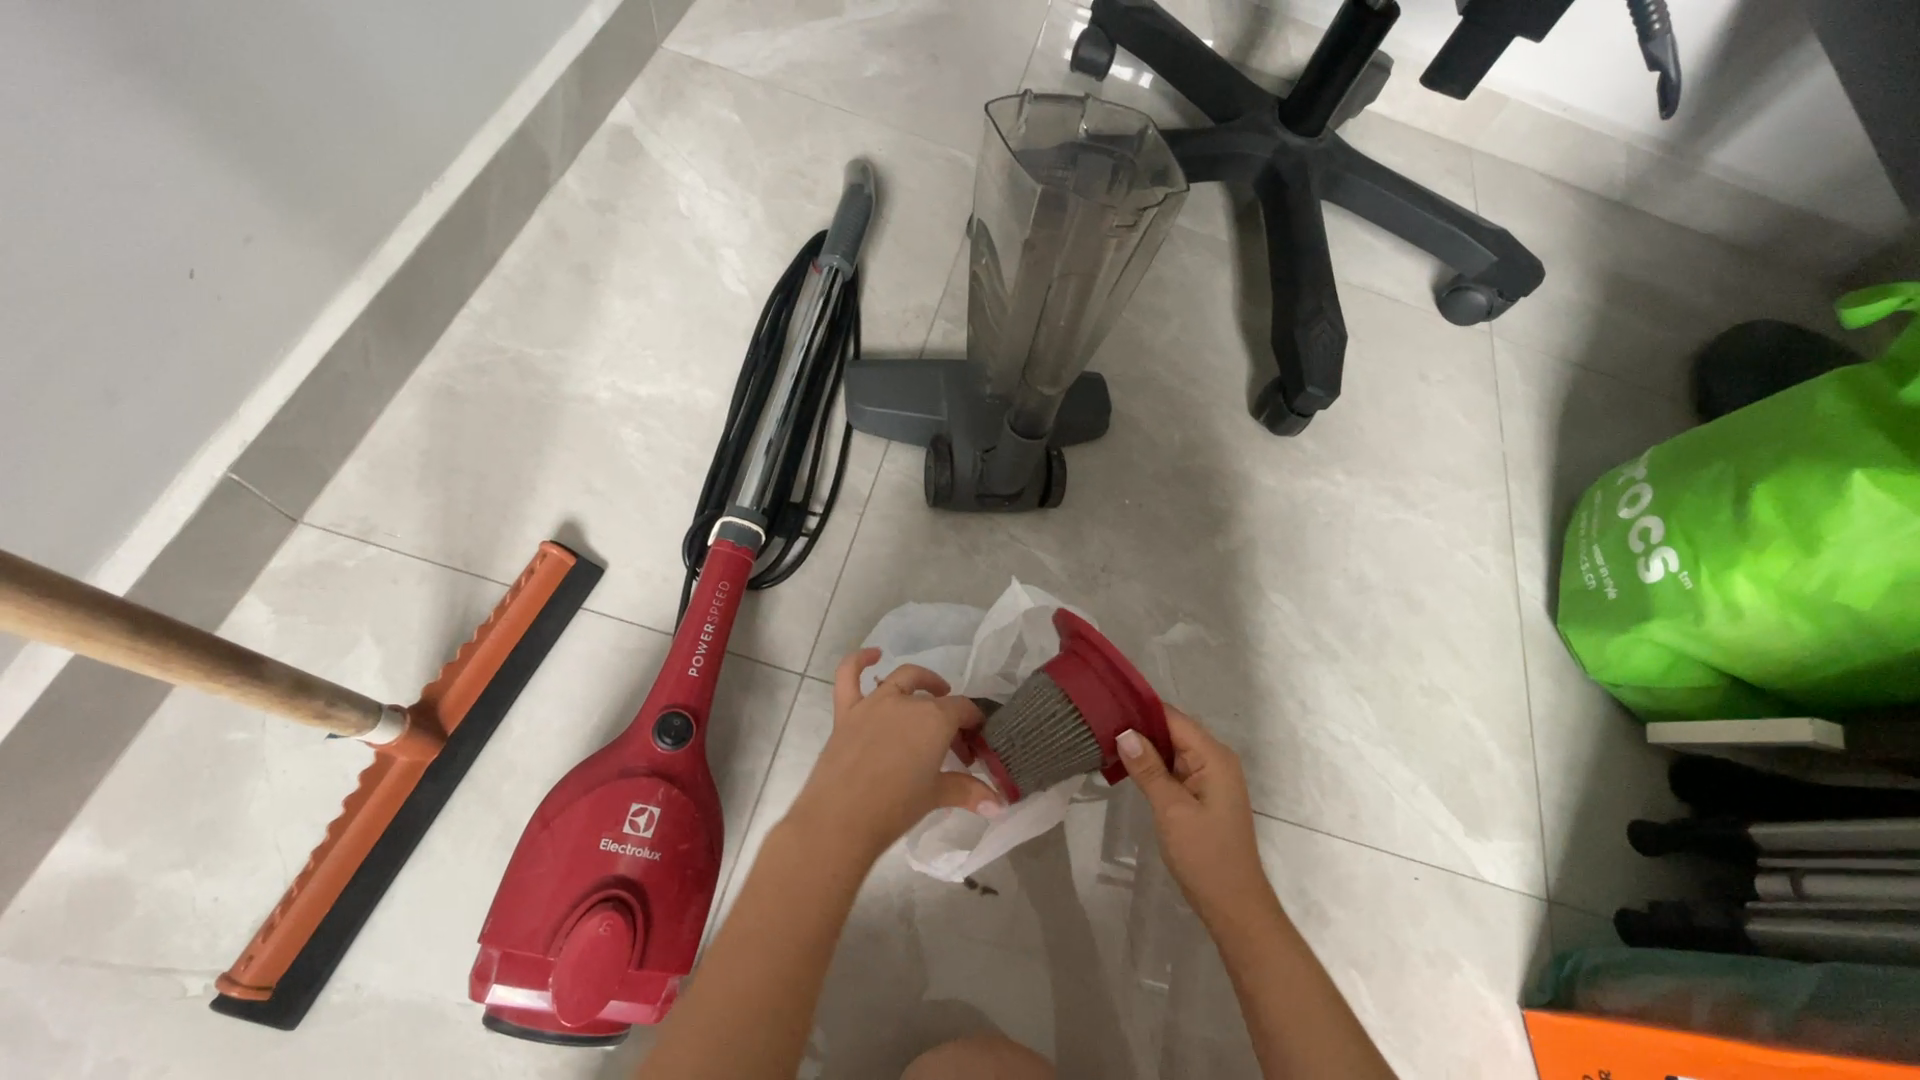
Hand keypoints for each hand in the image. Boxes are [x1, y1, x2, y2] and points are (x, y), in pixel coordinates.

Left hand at [786, 648, 1004, 862]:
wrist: (840, 820)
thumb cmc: (895, 808)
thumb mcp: (936, 796)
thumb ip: (968, 792)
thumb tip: (999, 805)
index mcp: (935, 719)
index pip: (964, 710)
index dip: (973, 725)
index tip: (976, 745)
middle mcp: (906, 703)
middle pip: (936, 700)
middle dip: (951, 716)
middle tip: (954, 744)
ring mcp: (873, 703)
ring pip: (902, 679)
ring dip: (921, 682)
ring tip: (933, 692)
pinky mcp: (847, 712)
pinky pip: (849, 675)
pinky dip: (859, 660)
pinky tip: (873, 655)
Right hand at [1118, 706, 1271, 921]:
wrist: (1232, 903)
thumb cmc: (1204, 855)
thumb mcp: (1171, 809)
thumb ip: (1148, 769)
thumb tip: (1125, 732)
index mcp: (1214, 757)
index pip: (1174, 718)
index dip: (1141, 709)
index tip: (1106, 704)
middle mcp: (1215, 760)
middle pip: (1173, 731)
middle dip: (1139, 728)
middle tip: (1098, 724)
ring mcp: (1210, 779)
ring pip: (1172, 750)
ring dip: (1143, 748)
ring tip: (1103, 740)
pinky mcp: (1202, 795)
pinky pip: (1174, 769)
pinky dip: (1152, 767)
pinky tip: (1126, 767)